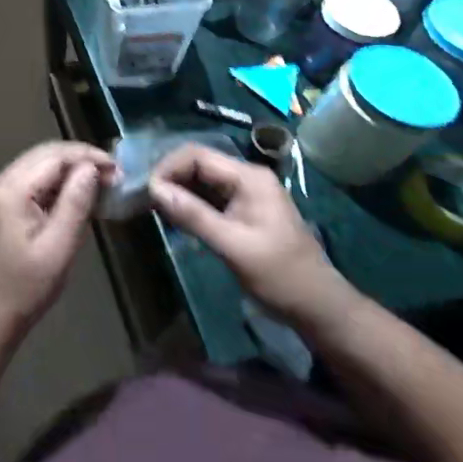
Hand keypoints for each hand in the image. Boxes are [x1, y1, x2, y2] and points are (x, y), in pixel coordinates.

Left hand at [0, 141, 112, 341]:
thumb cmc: (28, 284)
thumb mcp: (59, 246)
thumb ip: (75, 203)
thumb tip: (91, 168)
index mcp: (13, 189)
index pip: (55, 156)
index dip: (88, 157)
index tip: (117, 170)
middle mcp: (5, 180)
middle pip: (49, 153)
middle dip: (84, 159)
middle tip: (115, 175)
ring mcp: (5, 188)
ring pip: (45, 162)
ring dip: (75, 167)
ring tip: (105, 182)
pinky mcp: (10, 198)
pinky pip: (40, 177)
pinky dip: (64, 180)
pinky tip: (85, 192)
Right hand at [148, 144, 352, 325]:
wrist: (318, 306)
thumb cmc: (279, 276)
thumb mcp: (233, 246)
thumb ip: (194, 215)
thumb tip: (154, 189)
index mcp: (249, 177)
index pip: (197, 155)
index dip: (168, 168)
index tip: (146, 192)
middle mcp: (247, 178)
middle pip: (198, 165)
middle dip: (170, 178)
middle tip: (144, 202)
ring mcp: (246, 195)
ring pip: (202, 182)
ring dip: (178, 192)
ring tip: (153, 210)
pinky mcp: (243, 212)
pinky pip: (210, 199)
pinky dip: (190, 205)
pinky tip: (174, 219)